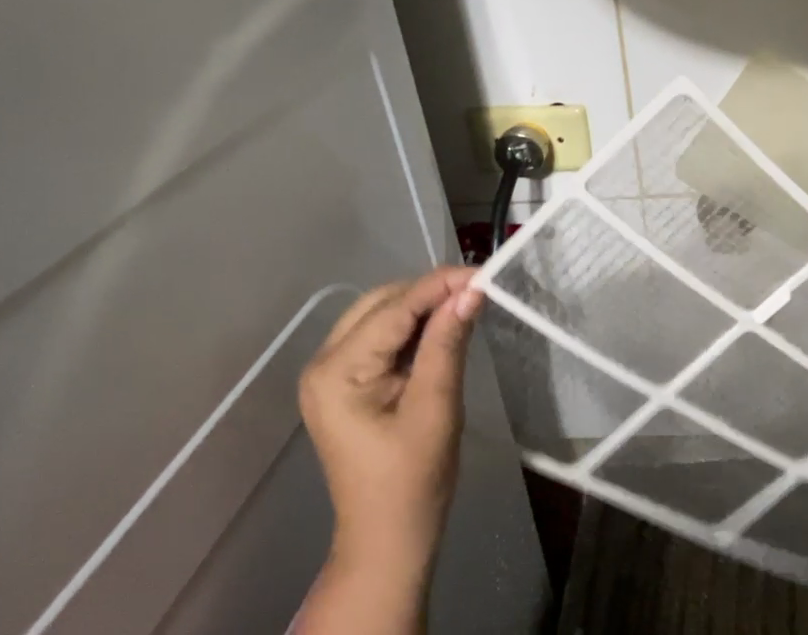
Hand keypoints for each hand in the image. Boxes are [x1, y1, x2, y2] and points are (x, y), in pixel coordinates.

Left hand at [298, 268, 483, 580]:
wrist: (390, 534)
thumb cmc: (413, 478)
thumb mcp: (436, 406)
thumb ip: (448, 343)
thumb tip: (471, 290)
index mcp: (337, 372)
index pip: (394, 309)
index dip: (439, 285)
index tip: (484, 271)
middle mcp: (324, 363)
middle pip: (381, 304)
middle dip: (430, 292)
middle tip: (479, 288)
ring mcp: (330, 373)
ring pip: (381, 315)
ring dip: (423, 307)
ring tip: (468, 302)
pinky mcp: (345, 383)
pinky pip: (381, 337)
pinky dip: (413, 328)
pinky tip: (445, 326)